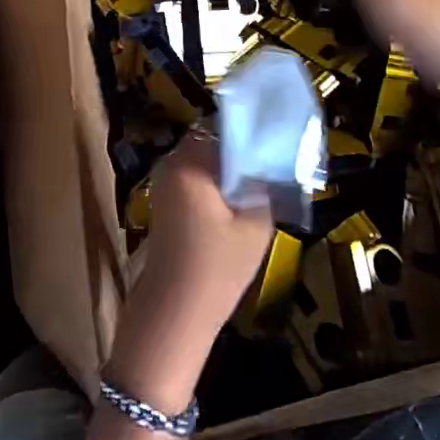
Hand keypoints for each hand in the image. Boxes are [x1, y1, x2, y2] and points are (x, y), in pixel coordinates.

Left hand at [140, 135, 275, 325]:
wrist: (175, 309)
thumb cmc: (217, 267)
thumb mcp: (255, 226)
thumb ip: (264, 189)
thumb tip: (268, 169)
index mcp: (189, 164)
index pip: (222, 130)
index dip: (250, 134)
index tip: (275, 142)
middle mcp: (170, 166)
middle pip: (209, 144)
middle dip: (238, 152)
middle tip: (270, 164)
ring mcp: (164, 185)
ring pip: (201, 163)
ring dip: (226, 170)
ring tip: (259, 183)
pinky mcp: (164, 203)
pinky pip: (193, 180)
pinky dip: (213, 185)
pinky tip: (237, 203)